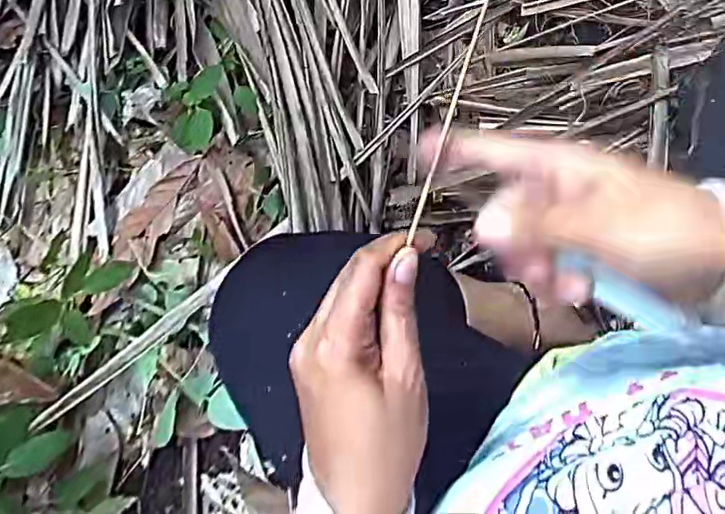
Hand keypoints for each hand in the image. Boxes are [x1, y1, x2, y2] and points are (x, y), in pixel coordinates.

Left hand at [290, 232, 429, 513]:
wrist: (355, 498)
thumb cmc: (384, 449)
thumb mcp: (405, 373)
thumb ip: (401, 310)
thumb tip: (405, 262)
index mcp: (332, 345)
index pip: (361, 270)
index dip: (393, 244)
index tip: (420, 237)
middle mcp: (309, 342)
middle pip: (347, 274)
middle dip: (385, 255)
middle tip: (420, 249)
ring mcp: (304, 350)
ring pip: (341, 289)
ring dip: (374, 275)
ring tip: (409, 272)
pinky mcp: (308, 359)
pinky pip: (336, 311)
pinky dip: (362, 297)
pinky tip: (385, 300)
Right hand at [425, 128, 724, 307]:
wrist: (723, 260)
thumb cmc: (669, 228)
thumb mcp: (601, 228)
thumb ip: (539, 226)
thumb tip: (484, 224)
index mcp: (563, 166)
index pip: (499, 150)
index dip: (459, 149)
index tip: (423, 148)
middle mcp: (563, 187)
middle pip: (508, 208)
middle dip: (515, 242)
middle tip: (537, 266)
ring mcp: (576, 216)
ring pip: (528, 239)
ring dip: (539, 266)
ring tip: (569, 284)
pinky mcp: (590, 244)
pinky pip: (553, 259)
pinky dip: (559, 278)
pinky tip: (581, 289)